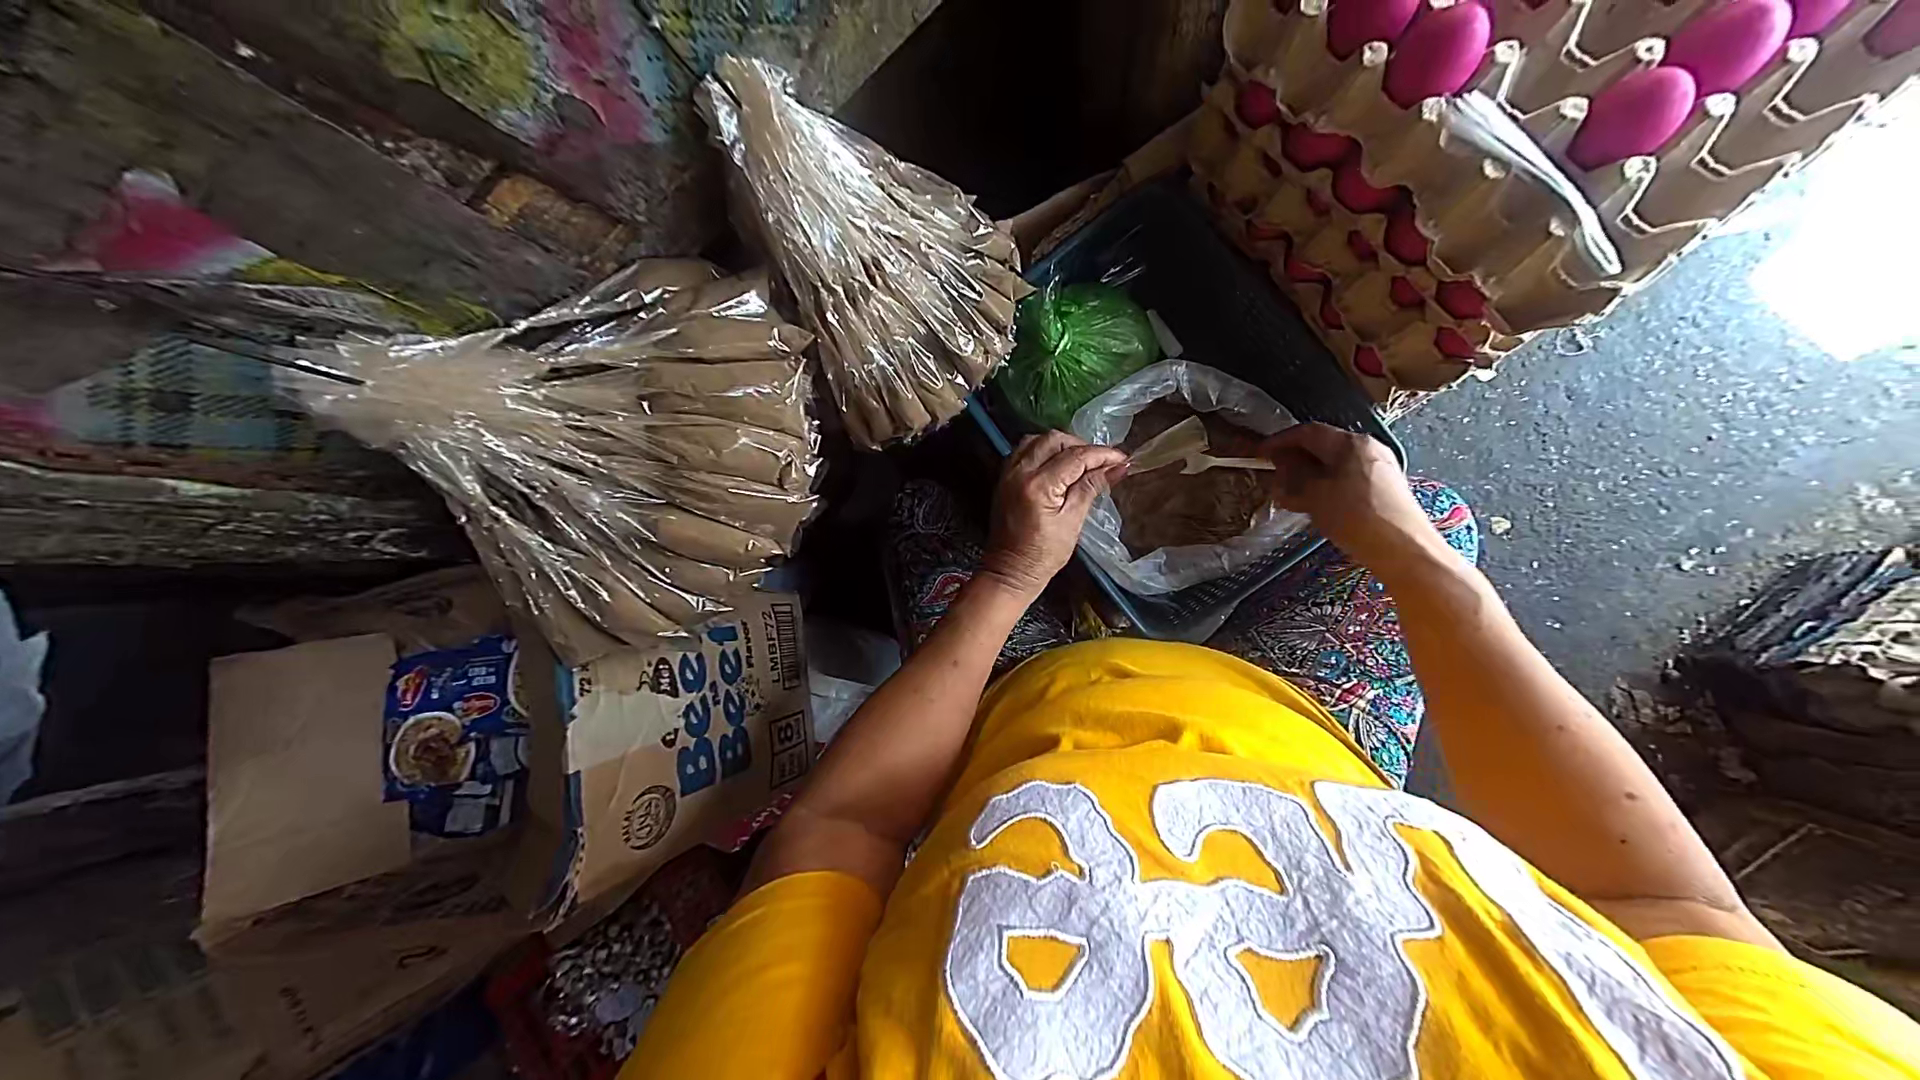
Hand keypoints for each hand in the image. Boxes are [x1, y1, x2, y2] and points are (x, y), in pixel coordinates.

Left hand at [982, 432, 1128, 598]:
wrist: (1010, 571)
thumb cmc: (1044, 555)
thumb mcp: (1072, 522)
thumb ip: (1090, 488)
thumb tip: (1117, 468)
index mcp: (1038, 486)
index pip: (1075, 457)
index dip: (1101, 454)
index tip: (1122, 459)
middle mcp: (1019, 472)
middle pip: (1054, 440)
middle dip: (1081, 445)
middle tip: (1101, 461)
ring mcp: (1007, 474)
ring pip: (1036, 440)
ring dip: (1060, 444)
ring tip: (1080, 461)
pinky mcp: (1003, 479)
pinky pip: (1023, 451)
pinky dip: (1042, 450)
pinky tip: (1057, 463)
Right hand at [1261, 423, 1441, 573]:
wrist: (1403, 548)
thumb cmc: (1354, 517)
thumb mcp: (1313, 495)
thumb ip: (1292, 473)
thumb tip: (1280, 460)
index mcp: (1350, 443)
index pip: (1308, 431)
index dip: (1280, 440)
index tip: (1261, 453)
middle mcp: (1368, 448)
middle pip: (1323, 446)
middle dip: (1295, 459)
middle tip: (1274, 475)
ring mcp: (1380, 467)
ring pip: (1335, 464)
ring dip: (1309, 475)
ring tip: (1290, 494)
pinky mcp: (1385, 487)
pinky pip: (1347, 477)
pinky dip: (1326, 485)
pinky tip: (1315, 504)